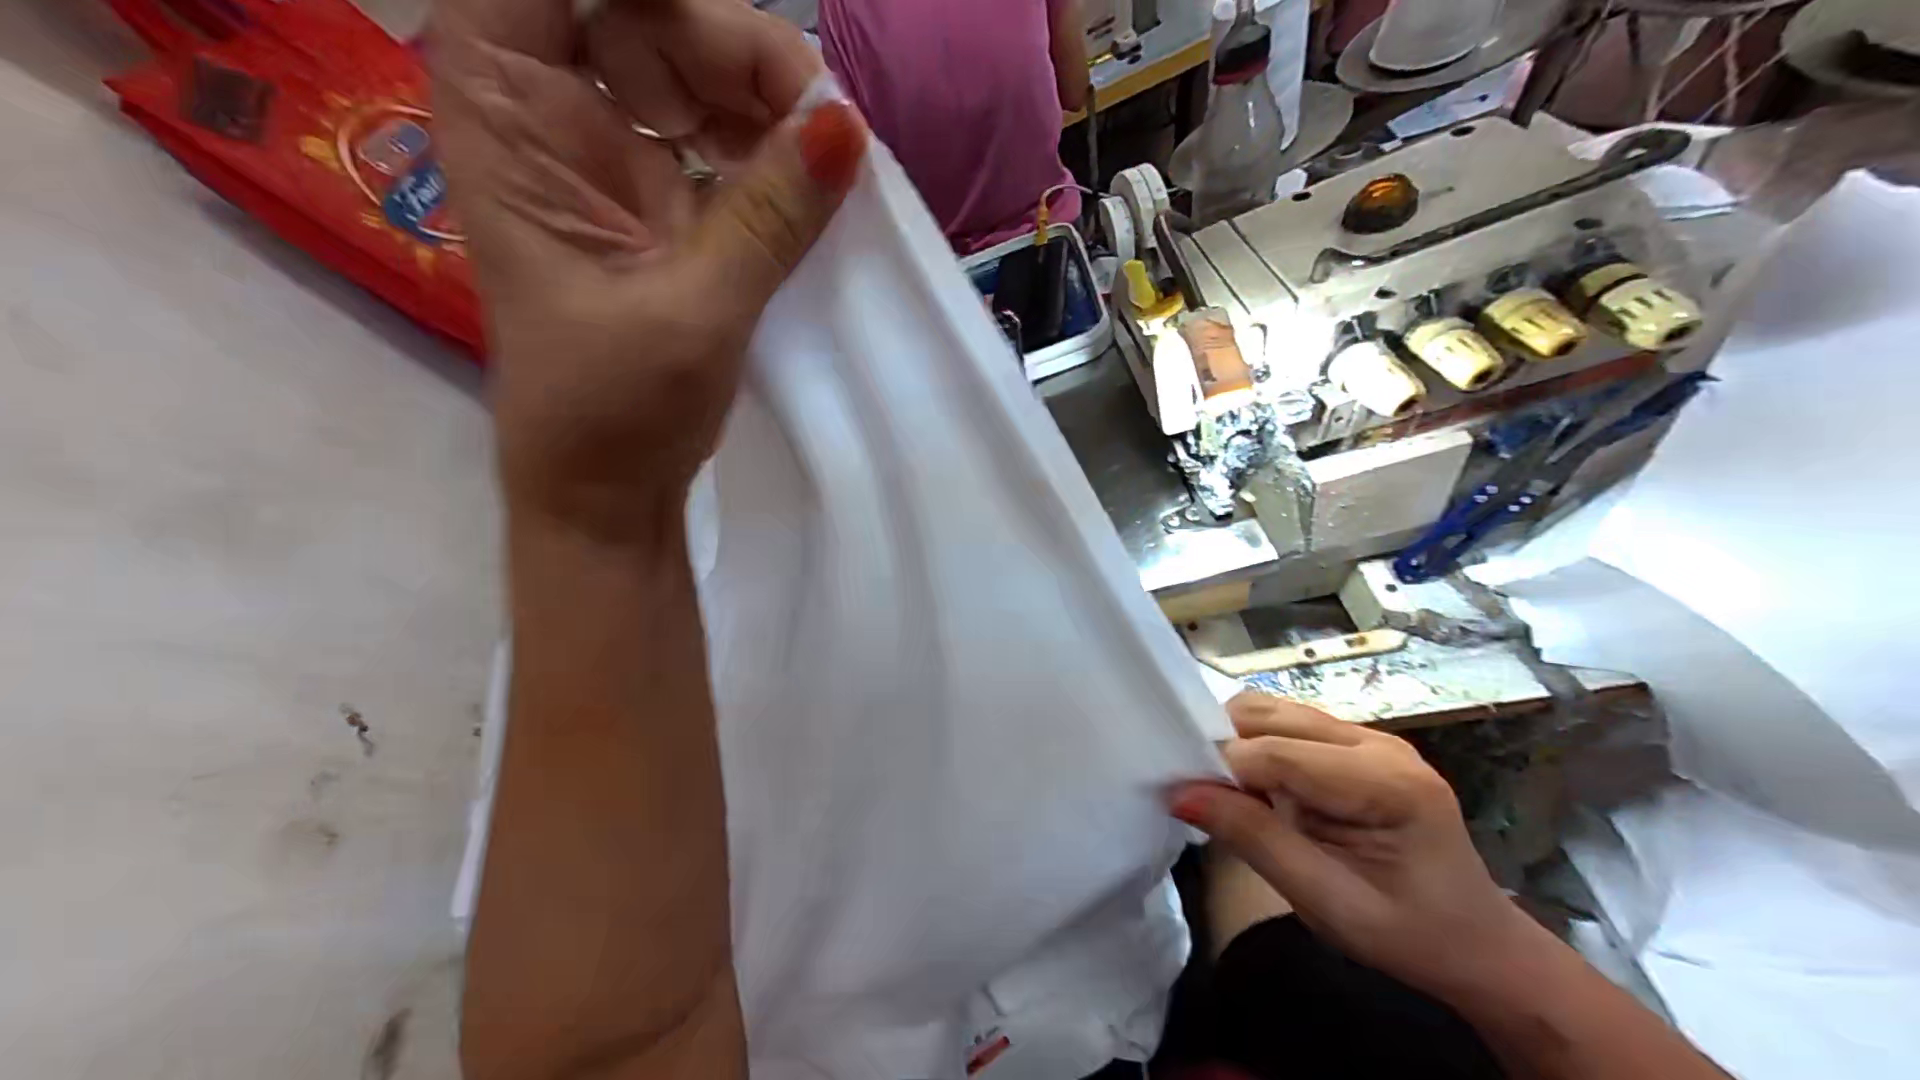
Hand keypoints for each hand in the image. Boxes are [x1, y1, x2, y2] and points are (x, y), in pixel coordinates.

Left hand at [432, 0, 866, 538]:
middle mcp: (552, 111)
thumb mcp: (694, 310)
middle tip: (814, 116)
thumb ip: (768, 215)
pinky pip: (722, 138)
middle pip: (642, 11)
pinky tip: (807, 176)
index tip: (748, 52)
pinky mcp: (665, 202)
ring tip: (820, 157)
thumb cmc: (613, 409)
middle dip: (732, 49)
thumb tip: (846, 124)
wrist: (608, 489)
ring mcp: (615, 155)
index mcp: (506, 109)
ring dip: (763, 99)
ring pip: (691, 68)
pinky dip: (769, 149)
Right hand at [1169, 693, 1534, 997]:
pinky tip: (1256, 786)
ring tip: (1228, 791)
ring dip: (1236, 742)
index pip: (1278, 754)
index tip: (1184, 796)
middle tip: (1203, 792)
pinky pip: (1286, 724)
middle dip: (1223, 746)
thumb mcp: (1327, 901)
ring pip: (1272, 710)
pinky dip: (1255, 745)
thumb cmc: (1407, 933)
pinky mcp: (1354, 743)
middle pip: (1270, 716)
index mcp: (1385, 783)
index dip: (1221, 770)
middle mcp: (1376, 743)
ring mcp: (1368, 737)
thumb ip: (1254, 839)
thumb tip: (1180, 793)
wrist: (1476, 945)